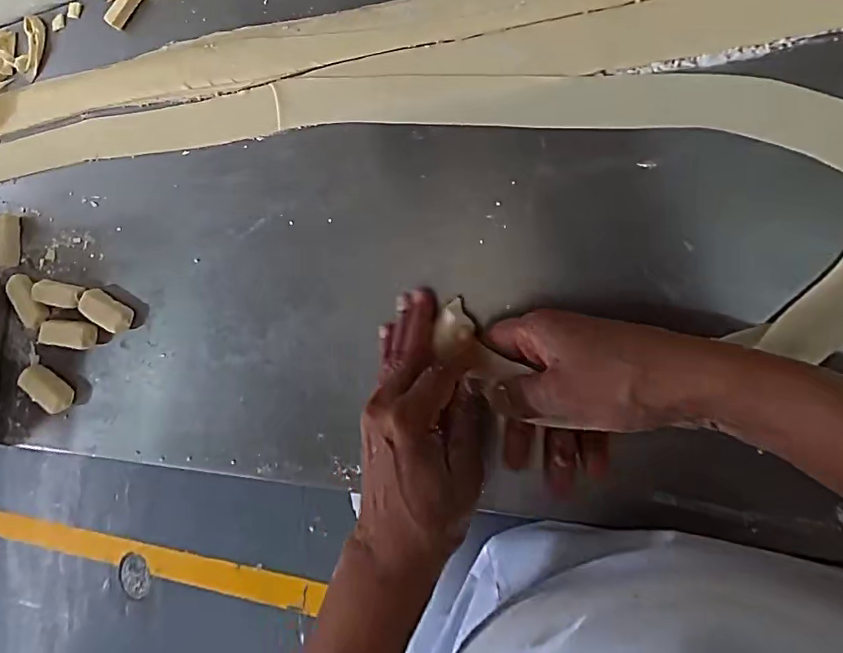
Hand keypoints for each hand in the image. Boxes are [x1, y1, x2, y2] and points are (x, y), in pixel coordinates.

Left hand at [353, 289, 486, 575]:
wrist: (389, 547)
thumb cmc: (431, 519)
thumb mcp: (463, 475)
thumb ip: (465, 424)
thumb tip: (469, 385)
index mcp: (410, 421)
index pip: (439, 374)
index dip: (457, 354)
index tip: (470, 335)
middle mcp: (386, 408)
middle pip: (408, 356)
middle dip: (419, 323)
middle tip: (424, 294)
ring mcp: (374, 411)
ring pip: (393, 361)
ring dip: (403, 330)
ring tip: (407, 303)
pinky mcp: (372, 417)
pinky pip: (384, 375)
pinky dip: (390, 351)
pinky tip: (389, 335)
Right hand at [486, 310, 741, 495]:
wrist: (686, 382)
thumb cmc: (613, 383)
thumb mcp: (555, 395)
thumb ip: (515, 396)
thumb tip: (485, 389)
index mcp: (536, 331)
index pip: (492, 345)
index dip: (479, 374)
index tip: (472, 408)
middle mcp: (556, 340)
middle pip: (524, 381)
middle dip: (523, 425)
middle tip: (515, 462)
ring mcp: (584, 359)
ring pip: (556, 400)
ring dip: (556, 441)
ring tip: (561, 484)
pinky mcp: (609, 378)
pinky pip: (584, 406)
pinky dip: (585, 435)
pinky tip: (594, 468)